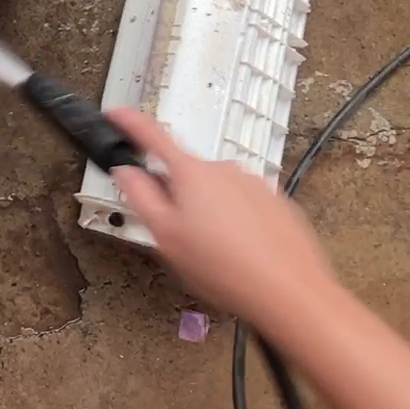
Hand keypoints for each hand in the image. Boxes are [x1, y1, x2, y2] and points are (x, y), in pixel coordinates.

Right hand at [107, 108, 337, 333]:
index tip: (117, 113)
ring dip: (207, 211)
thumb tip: (125, 173)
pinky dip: (235, 222)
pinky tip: (238, 252)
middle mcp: (224, 169)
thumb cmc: (228, 268)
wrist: (292, 294)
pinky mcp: (277, 203)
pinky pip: (242, 205)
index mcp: (191, 173)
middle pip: (184, 173)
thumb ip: (139, 196)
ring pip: (214, 191)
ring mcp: (254, 184)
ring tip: (214, 251)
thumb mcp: (165, 235)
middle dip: (174, 195)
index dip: (128, 122)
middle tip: (176, 230)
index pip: (151, 135)